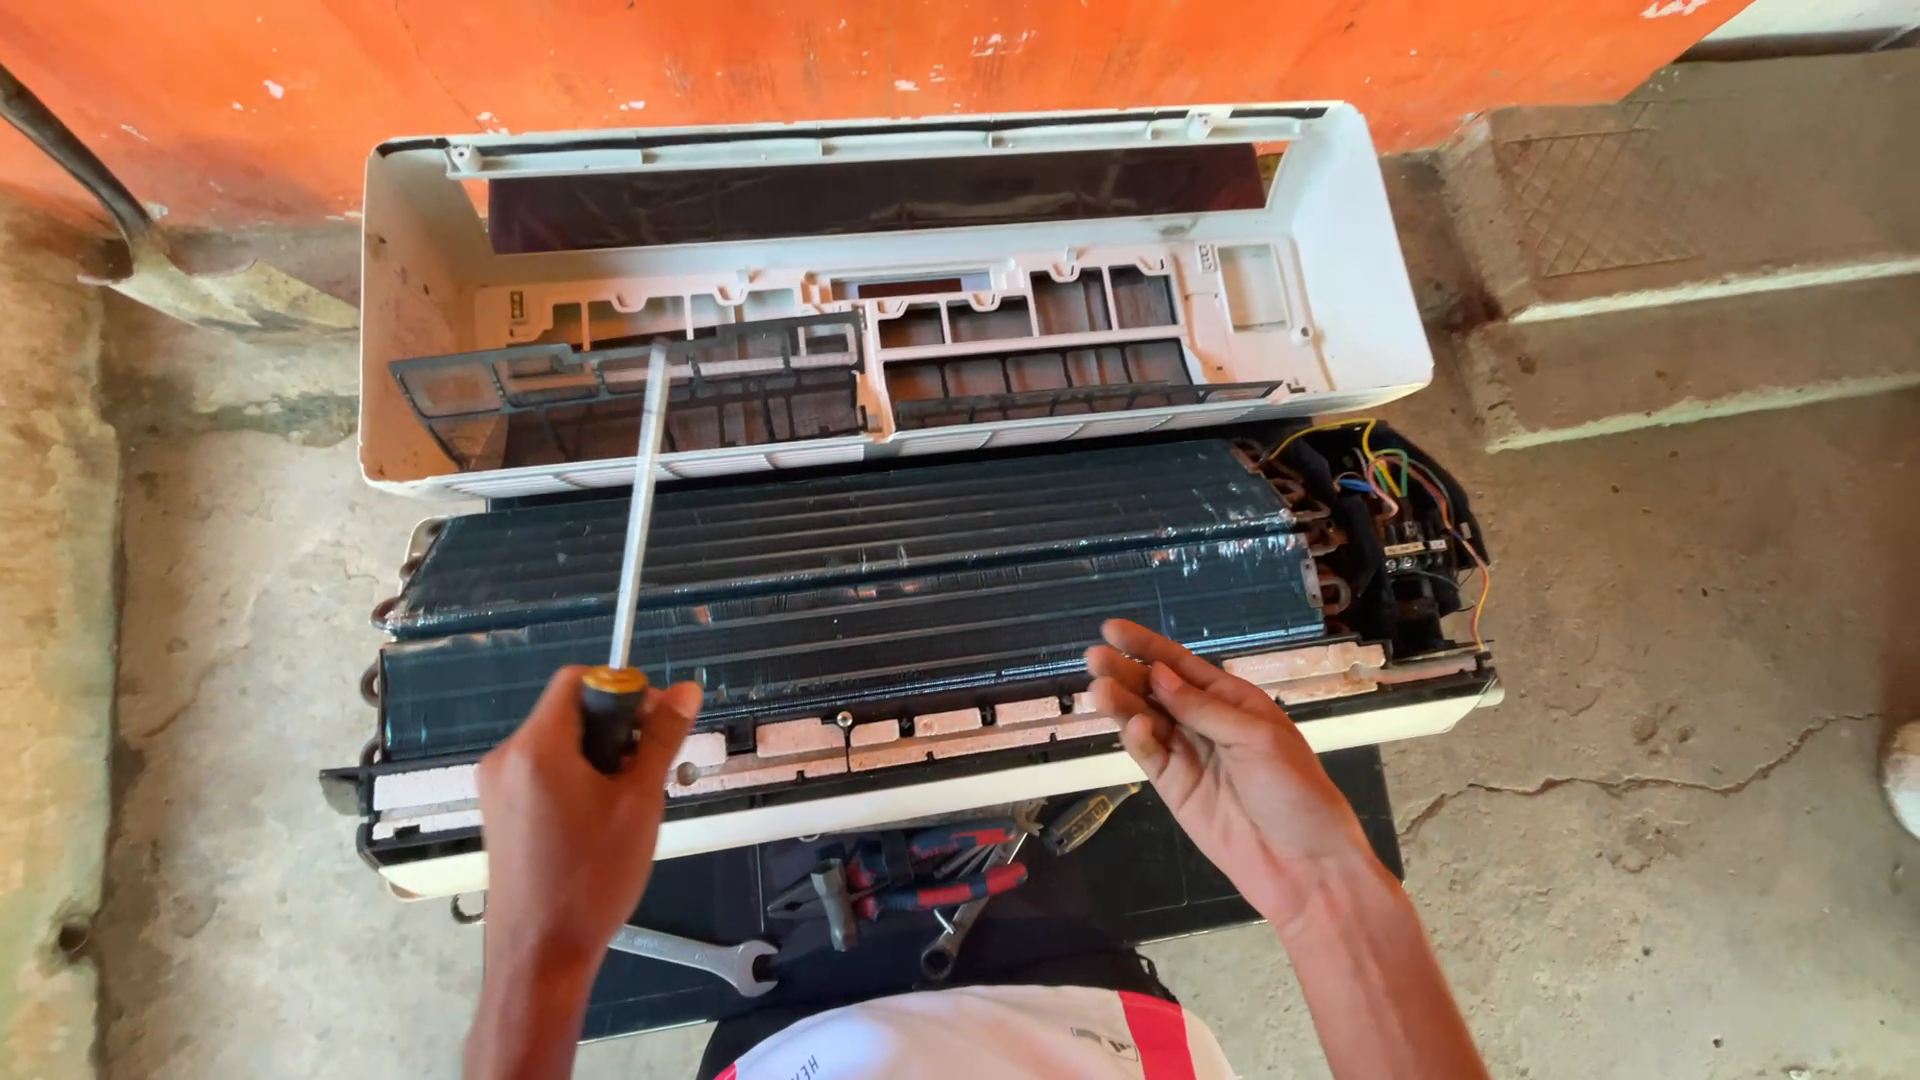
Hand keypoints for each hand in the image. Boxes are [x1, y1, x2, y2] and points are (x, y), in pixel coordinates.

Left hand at [475, 666, 702, 978]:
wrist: (540, 958)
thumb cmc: (594, 874)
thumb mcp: (641, 800)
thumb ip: (662, 737)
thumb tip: (687, 690)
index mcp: (536, 747)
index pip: (578, 679)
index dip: (624, 689)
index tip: (655, 723)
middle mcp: (506, 758)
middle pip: (571, 709)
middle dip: (618, 726)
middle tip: (648, 767)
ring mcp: (498, 787)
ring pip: (562, 741)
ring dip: (603, 754)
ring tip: (629, 799)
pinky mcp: (501, 812)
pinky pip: (546, 769)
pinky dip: (580, 775)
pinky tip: (602, 815)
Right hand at [1085, 619, 1380, 932]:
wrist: (1304, 865)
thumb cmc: (1293, 790)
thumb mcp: (1257, 738)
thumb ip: (1203, 707)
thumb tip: (1158, 674)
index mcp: (1230, 700)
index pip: (1180, 664)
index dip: (1146, 645)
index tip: (1111, 629)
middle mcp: (1202, 721)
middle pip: (1154, 688)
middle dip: (1124, 671)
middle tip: (1093, 658)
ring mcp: (1185, 753)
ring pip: (1143, 718)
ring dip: (1121, 702)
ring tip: (1097, 689)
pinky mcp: (1172, 786)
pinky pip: (1148, 754)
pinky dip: (1137, 739)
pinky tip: (1133, 727)